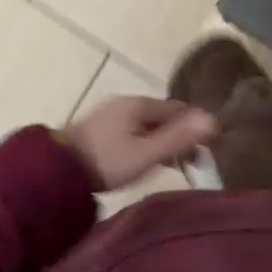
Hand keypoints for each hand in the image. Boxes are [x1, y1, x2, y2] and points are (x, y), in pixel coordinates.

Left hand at [63, 96, 217, 191]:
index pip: (179, 109)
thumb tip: (212, 120)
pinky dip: (149, 144)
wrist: (58, 168)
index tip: (213, 148)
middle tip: (197, 163)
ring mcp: (113, 114)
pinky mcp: (103, 129)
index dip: (197, 126)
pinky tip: (152, 161)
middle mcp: (126, 103)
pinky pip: (136, 131)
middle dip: (182, 136)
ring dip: (166, 142)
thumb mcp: (146, 154)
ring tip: (178, 167)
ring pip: (149, 125)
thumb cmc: (106, 161)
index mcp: (139, 104)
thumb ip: (178, 138)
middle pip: (164, 116)